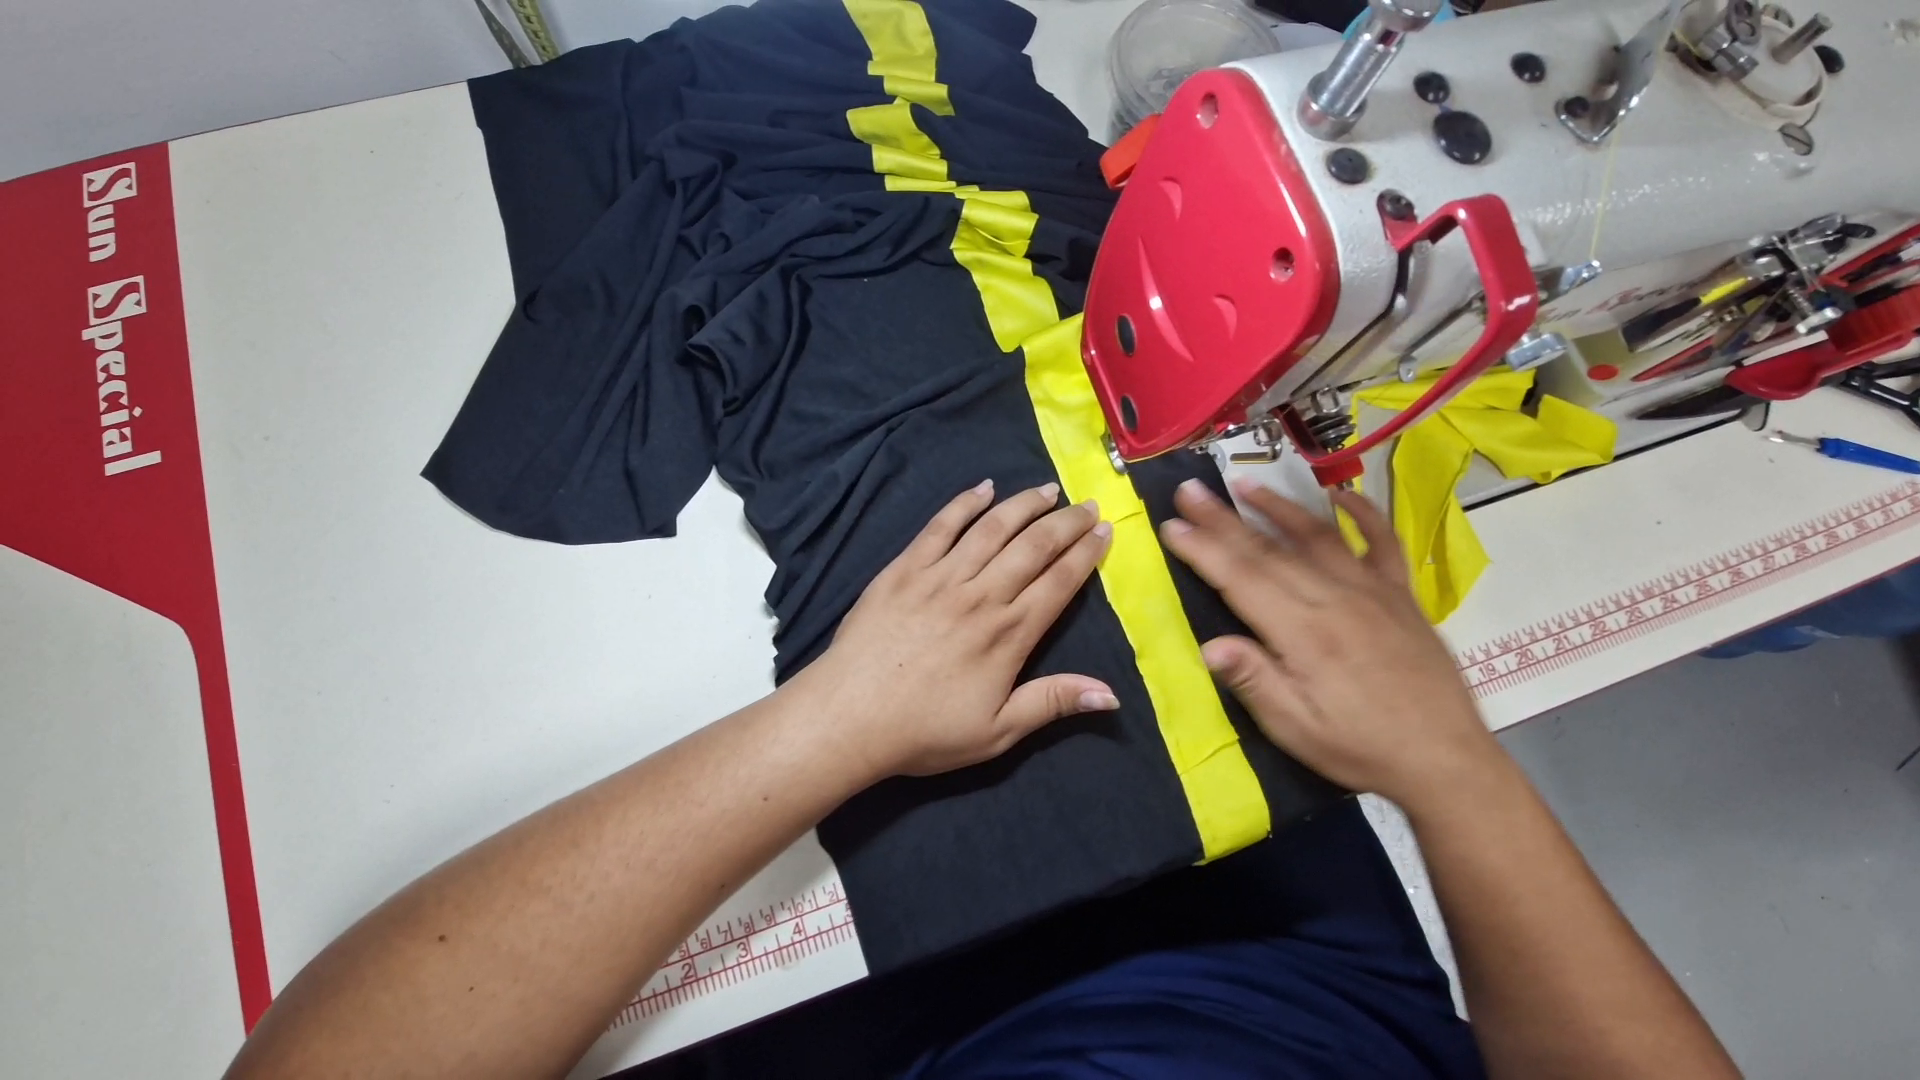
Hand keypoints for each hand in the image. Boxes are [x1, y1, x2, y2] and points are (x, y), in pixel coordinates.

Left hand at [794, 480, 1117, 779]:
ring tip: (1046, 490)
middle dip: (1066, 522)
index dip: (1086, 553)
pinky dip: (963, 504)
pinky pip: (939, 527)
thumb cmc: (926, 730)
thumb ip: (1053, 703)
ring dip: (1023, 505)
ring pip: (991, 528)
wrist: (850, 716)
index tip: (1105, 530)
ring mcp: (940, 577)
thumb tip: (1112, 694)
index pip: (1060, 581)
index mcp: (1009, 633)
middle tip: (1087, 505)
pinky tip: (981, 489)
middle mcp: (981, 594)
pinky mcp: (903, 570)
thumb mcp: (998, 732)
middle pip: (1033, 546)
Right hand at [1158, 477, 1499, 808]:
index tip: (1172, 525)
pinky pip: (1382, 543)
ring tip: (1244, 484)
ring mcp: (1371, 591)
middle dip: (1223, 519)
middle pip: (1268, 550)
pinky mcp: (1400, 595)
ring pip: (1317, 537)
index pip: (1240, 579)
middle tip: (1190, 490)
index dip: (1203, 549)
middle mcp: (1334, 599)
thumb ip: (1254, 681)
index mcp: (1302, 633)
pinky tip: (1340, 496)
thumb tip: (1209, 646)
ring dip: (1278, 507)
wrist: (1445, 758)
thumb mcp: (1296, 728)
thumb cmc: (1359, 747)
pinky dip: (1362, 514)